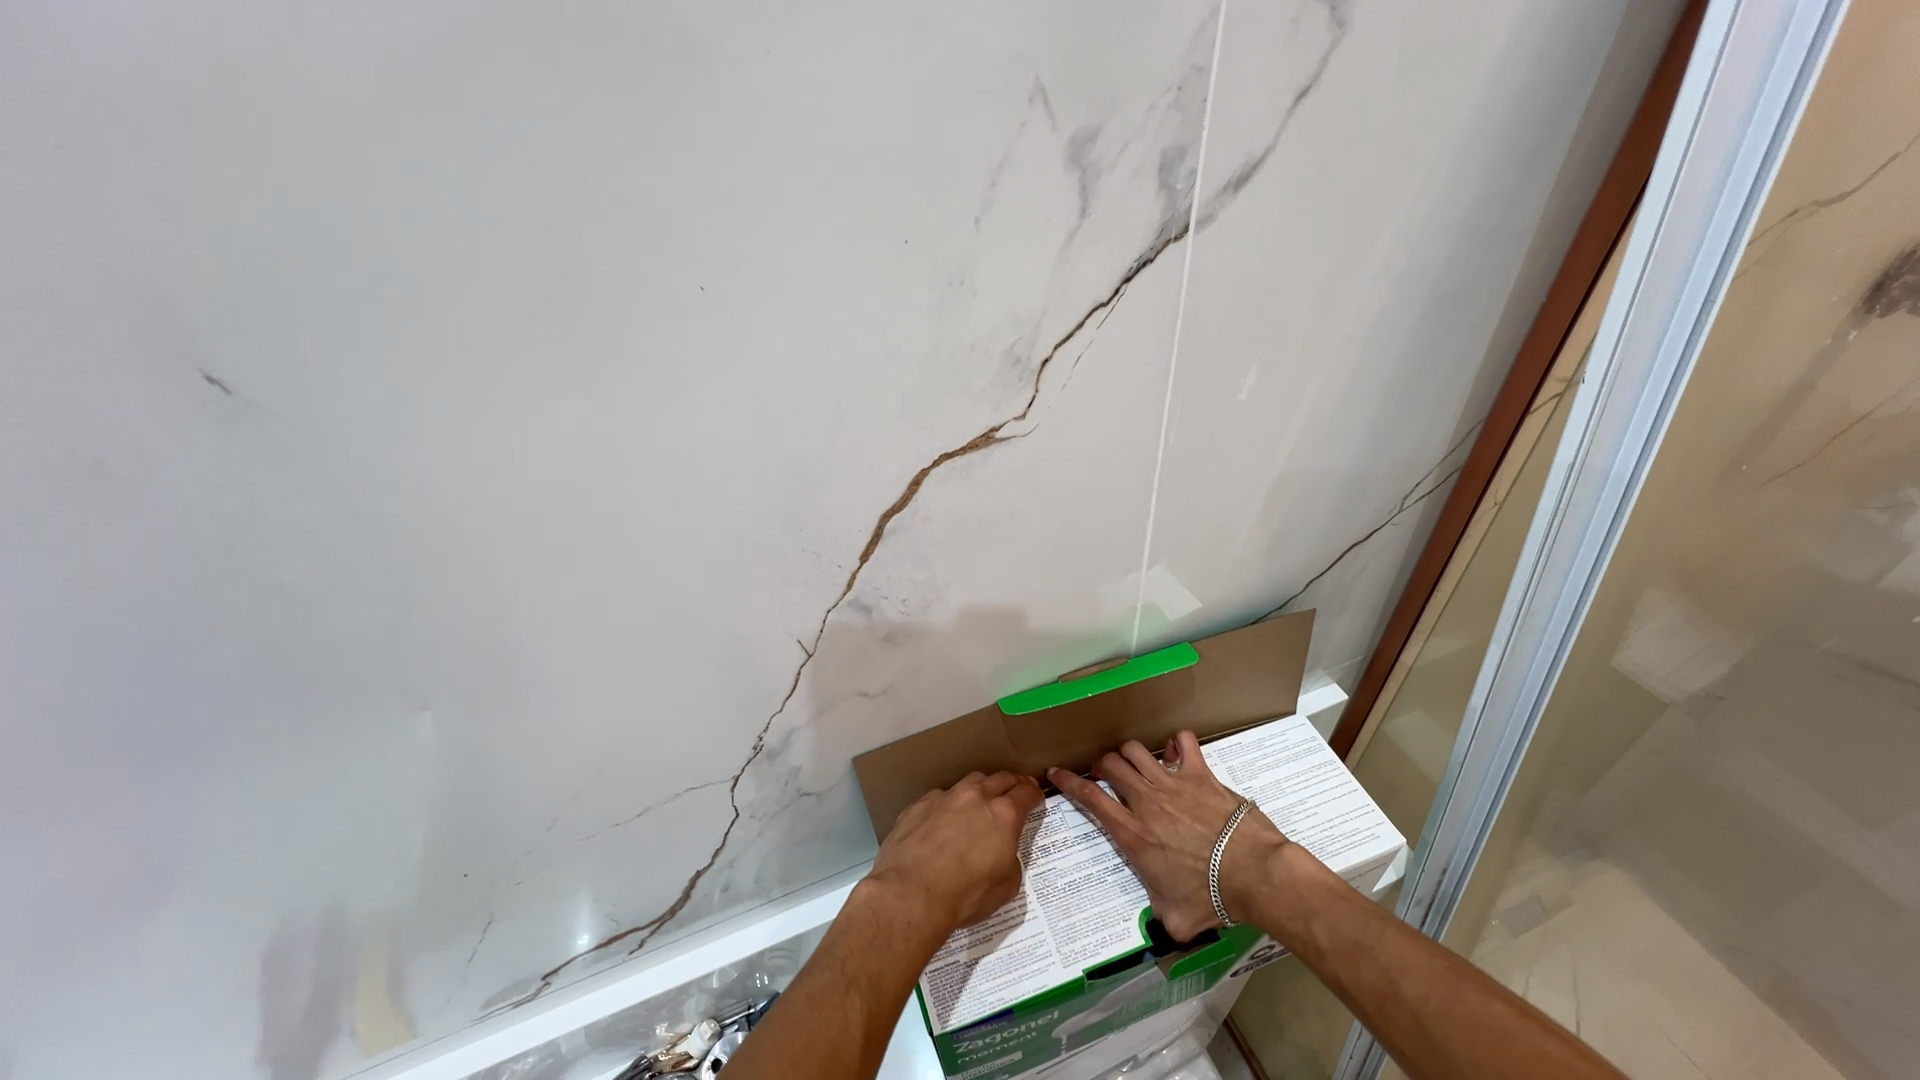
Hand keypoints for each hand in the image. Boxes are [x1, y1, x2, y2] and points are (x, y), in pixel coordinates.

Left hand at [869, 771, 1043, 930]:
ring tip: (980, 801)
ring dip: (980, 789)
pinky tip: (943, 820)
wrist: (911, 893)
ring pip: (969, 782)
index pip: (1026, 793)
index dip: (1034, 794)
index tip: (1036, 797)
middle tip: (1016, 791)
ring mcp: (944, 798)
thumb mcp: (1007, 886)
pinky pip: (939, 797)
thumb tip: (1002, 854)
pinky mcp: (917, 806)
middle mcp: (975, 797)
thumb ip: (1010, 860)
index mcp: (1004, 815)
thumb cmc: (966, 894)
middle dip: (1012, 784)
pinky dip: (948, 805)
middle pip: (1000, 779)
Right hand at [1048, 731, 1287, 939]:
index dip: (1068, 782)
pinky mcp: (1201, 774)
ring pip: (1136, 750)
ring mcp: (1173, 783)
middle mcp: (1146, 802)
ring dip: (1130, 754)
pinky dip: (1176, 743)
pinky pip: (1183, 742)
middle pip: (1109, 764)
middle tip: (1105, 775)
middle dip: (1101, 765)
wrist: (1254, 874)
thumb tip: (1162, 925)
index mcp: (1132, 835)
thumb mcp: (1175, 919)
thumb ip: (1160, 915)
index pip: (1089, 798)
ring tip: (1135, 764)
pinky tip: (1177, 754)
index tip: (1057, 773)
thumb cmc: (1212, 899)